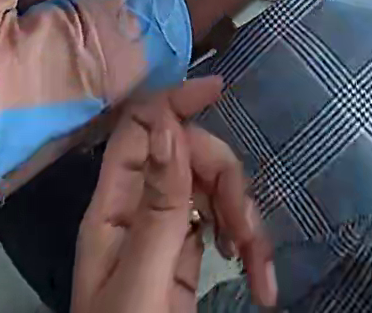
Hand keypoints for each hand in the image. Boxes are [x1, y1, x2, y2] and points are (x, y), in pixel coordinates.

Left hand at [73, 79, 277, 312]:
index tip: (219, 90)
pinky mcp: (186, 261)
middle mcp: (136, 209)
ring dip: (240, 214)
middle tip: (243, 229)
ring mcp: (162, 234)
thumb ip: (159, 204)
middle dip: (223, 178)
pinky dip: (242, 242)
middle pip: (185, 155)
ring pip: (207, 188)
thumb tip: (169, 123)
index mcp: (113, 206)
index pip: (141, 128)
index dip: (174, 102)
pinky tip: (257, 276)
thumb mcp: (142, 281)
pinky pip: (217, 225)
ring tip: (258, 266)